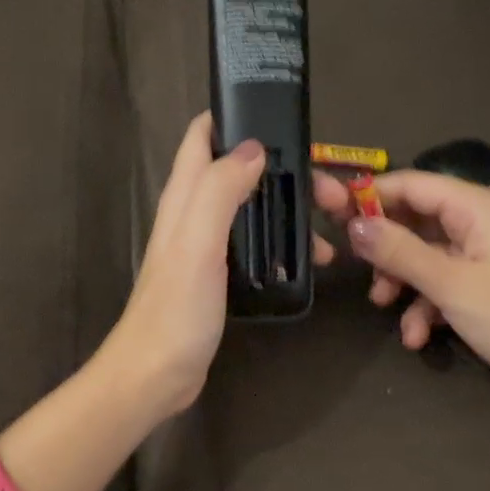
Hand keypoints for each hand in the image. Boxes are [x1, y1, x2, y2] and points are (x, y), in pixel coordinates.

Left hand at [103, 113, 335, 415]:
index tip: (288, 121)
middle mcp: (193, 213)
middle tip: (333, 193)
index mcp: (184, 196)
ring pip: (253, 208)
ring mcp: (205, 246)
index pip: (204, 134)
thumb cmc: (176, 309)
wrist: (156, 374)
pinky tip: (308, 261)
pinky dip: (283, 242)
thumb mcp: (198, 242)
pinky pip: (255, 244)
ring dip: (291, 208)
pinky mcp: (217, 277)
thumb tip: (254, 147)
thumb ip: (220, 190)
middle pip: (242, 171)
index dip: (240, 116)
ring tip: (333, 229)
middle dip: (287, 171)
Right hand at [314, 168, 489, 408]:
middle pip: (415, 220)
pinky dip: (424, 308)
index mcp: (475, 207)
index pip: (412, 184)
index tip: (332, 217)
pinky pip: (441, 287)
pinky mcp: (484, 290)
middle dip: (385, 246)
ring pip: (423, 257)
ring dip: (402, 283)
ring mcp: (481, 258)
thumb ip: (400, 252)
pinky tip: (417, 338)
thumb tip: (354, 225)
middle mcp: (478, 224)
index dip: (371, 196)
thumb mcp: (451, 284)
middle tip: (354, 267)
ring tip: (384, 307)